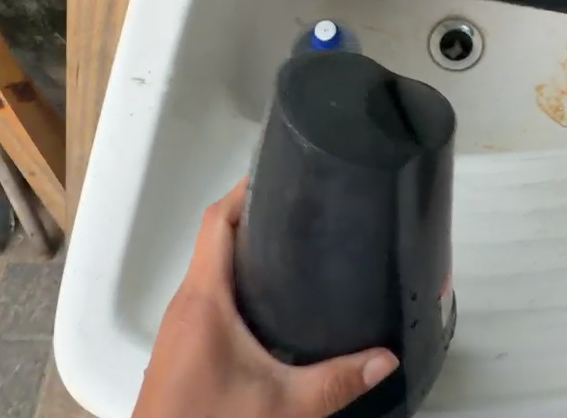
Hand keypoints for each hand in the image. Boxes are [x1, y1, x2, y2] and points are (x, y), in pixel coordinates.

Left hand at [132, 179, 398, 417]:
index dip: (247, 189)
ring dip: (246, 246)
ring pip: (211, 265)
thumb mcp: (281, 406)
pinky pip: (208, 291)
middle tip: (304, 203)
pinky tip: (270, 293)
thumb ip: (335, 380)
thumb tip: (385, 358)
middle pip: (216, 236)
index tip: (282, 172)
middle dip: (257, 213)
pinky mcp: (182, 345)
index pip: (218, 221)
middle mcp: (186, 304)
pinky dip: (236, 277)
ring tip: (295, 238)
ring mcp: (180, 325)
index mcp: (204, 300)